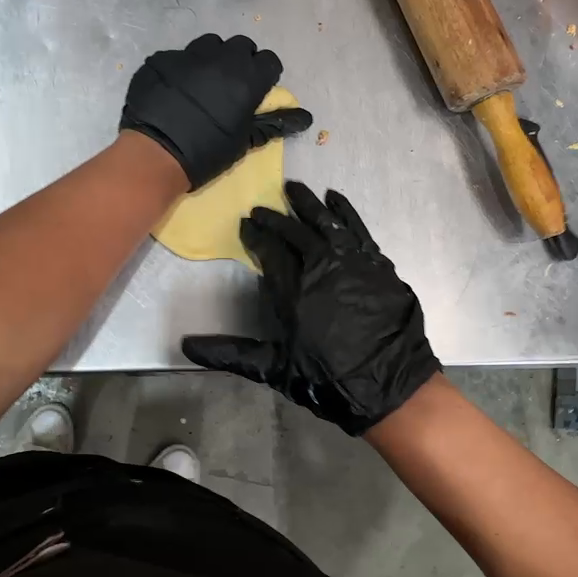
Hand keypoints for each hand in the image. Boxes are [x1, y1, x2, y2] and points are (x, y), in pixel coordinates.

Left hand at [119, 34, 313, 188]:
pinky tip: (173, 88)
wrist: (154, 154)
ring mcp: (188, 55)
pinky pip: (178, 57)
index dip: (266, 73)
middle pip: (240, 45)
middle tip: (232, 84)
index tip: (258, 89)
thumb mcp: (244, 141)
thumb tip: (305, 118)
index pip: (269, 60)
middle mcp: (220, 58)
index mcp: (247, 77)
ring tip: (203, 80)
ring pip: (208, 43)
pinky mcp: (160, 59)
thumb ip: (273, 124)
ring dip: (212, 57)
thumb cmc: (206, 152)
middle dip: (240, 59)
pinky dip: (181, 68)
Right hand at [182, 182, 439, 434]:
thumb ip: (232, 353)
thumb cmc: (329, 380)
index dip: (255, 235)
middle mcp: (322, 267)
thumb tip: (186, 346)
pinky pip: (359, 230)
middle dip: (275, 218)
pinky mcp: (378, 266)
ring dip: (309, 204)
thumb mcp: (275, 369)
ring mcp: (354, 263)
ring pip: (327, 223)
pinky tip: (336, 200)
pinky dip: (346, 213)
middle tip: (261, 209)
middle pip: (295, 232)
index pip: (269, 251)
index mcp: (294, 290)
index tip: (245, 224)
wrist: (391, 388)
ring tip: (295, 188)